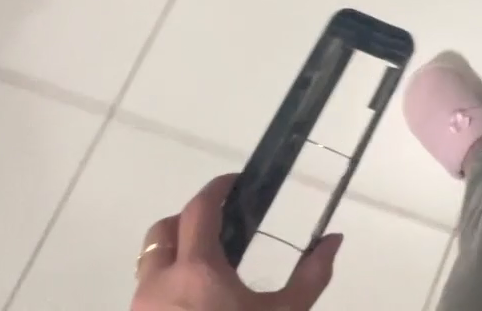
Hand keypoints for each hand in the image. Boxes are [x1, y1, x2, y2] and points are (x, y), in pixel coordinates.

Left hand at [132, 174, 342, 310]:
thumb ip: (312, 276)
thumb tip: (334, 240)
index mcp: (197, 269)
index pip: (199, 209)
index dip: (218, 188)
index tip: (237, 182)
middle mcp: (158, 285)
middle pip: (161, 232)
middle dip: (188, 219)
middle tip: (221, 223)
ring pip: (149, 266)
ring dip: (175, 254)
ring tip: (210, 268)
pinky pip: (147, 296)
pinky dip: (168, 286)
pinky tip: (196, 306)